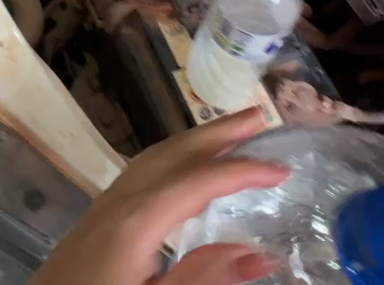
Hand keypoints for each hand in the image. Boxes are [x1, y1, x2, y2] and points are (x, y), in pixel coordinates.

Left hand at [31, 109, 289, 284]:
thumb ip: (203, 278)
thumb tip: (257, 253)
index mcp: (136, 220)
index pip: (196, 182)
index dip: (241, 171)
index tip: (283, 167)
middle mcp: (120, 199)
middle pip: (174, 154)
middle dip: (217, 132)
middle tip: (259, 115)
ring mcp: (106, 204)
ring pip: (156, 156)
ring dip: (195, 141)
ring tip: (230, 133)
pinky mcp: (100, 216)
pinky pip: (144, 170)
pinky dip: (173, 157)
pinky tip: (183, 171)